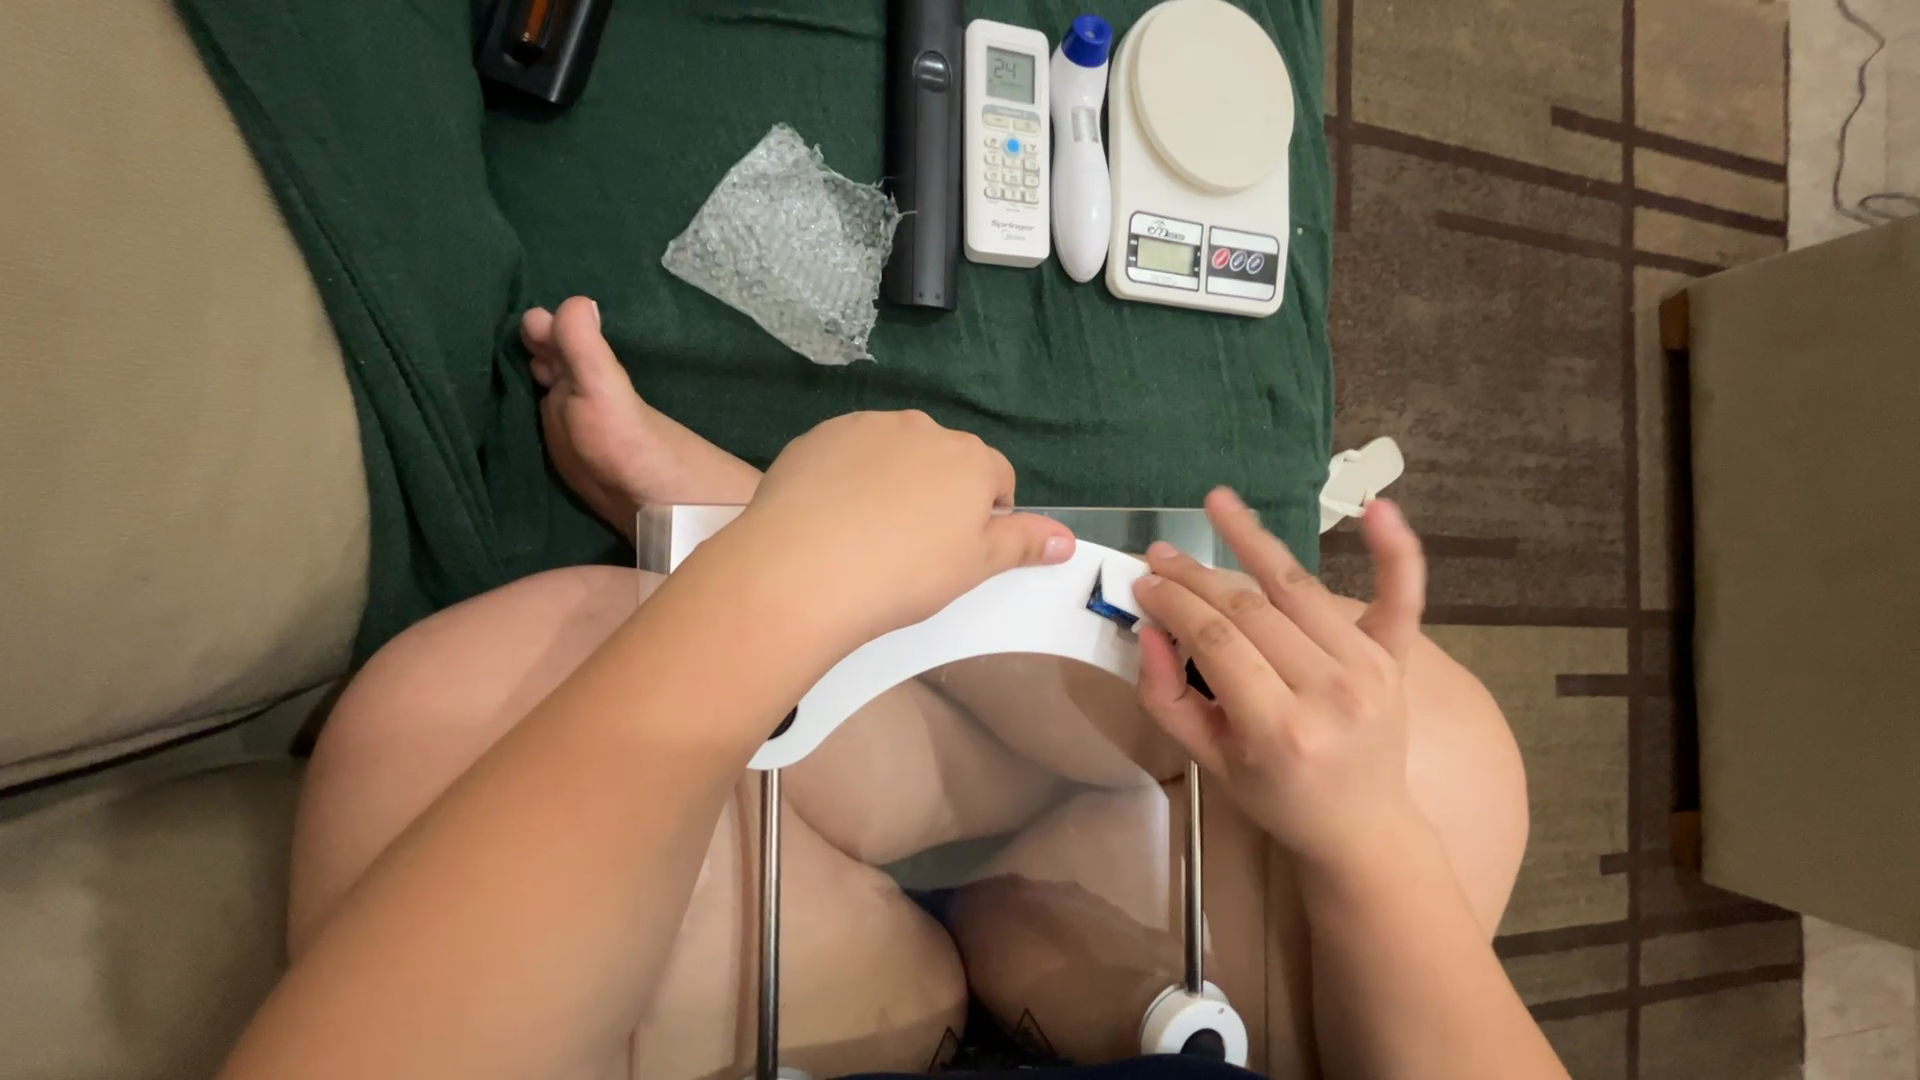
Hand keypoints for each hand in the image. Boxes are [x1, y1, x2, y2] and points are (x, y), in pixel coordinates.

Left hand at [721, 410, 1075, 651]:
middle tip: (915, 545)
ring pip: (896, 452)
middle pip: (946, 460)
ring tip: (868, 531)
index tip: (961, 548)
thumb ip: (1023, 544)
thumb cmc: (904, 574)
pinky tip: (831, 517)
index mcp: (970, 458)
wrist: (803, 570)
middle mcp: (923, 429)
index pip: (998, 477)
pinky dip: (848, 477)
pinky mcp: (818, 437)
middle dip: (941, 493)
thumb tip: (1068, 538)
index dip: (987, 514)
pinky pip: (848, 454)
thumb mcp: (975, 566)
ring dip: (895, 480)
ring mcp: (866, 428)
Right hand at [1130, 489, 1427, 872]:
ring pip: (1297, 588)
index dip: (1172, 602)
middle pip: (1249, 610)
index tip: (1142, 582)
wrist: (1362, 826)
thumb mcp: (1205, 759)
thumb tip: (1151, 629)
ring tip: (1217, 504)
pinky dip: (1393, 550)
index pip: (1214, 640)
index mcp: (1279, 729)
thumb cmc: (1275, 796)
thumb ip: (1166, 696)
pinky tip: (1376, 508)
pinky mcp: (1399, 658)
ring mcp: (1372, 669)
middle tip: (1159, 555)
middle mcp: (1331, 691)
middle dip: (1195, 575)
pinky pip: (1401, 595)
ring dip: (1253, 540)